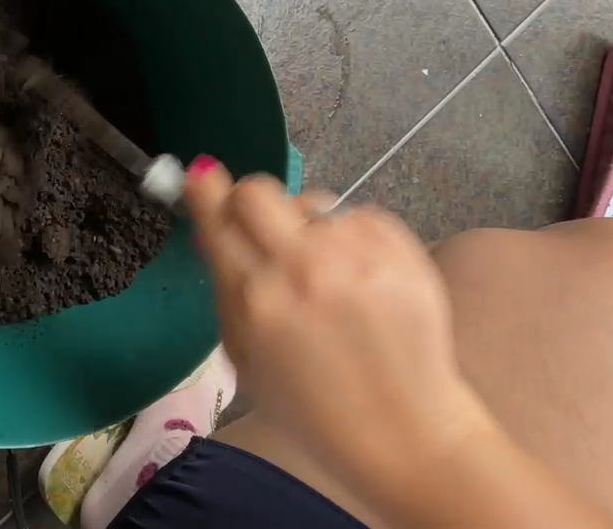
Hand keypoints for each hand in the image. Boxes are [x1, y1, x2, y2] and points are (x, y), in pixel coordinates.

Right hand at [184, 158, 495, 508]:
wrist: (409, 438)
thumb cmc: (310, 406)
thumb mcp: (244, 355)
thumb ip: (223, 286)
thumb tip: (210, 227)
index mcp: (256, 298)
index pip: (218, 216)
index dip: (205, 190)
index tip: (202, 175)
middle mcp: (303, 268)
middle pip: (258, 190)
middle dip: (250, 200)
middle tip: (261, 224)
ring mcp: (356, 257)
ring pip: (312, 203)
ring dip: (308, 225)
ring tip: (325, 266)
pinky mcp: (402, 254)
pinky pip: (359, 215)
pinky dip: (351, 236)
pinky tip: (359, 273)